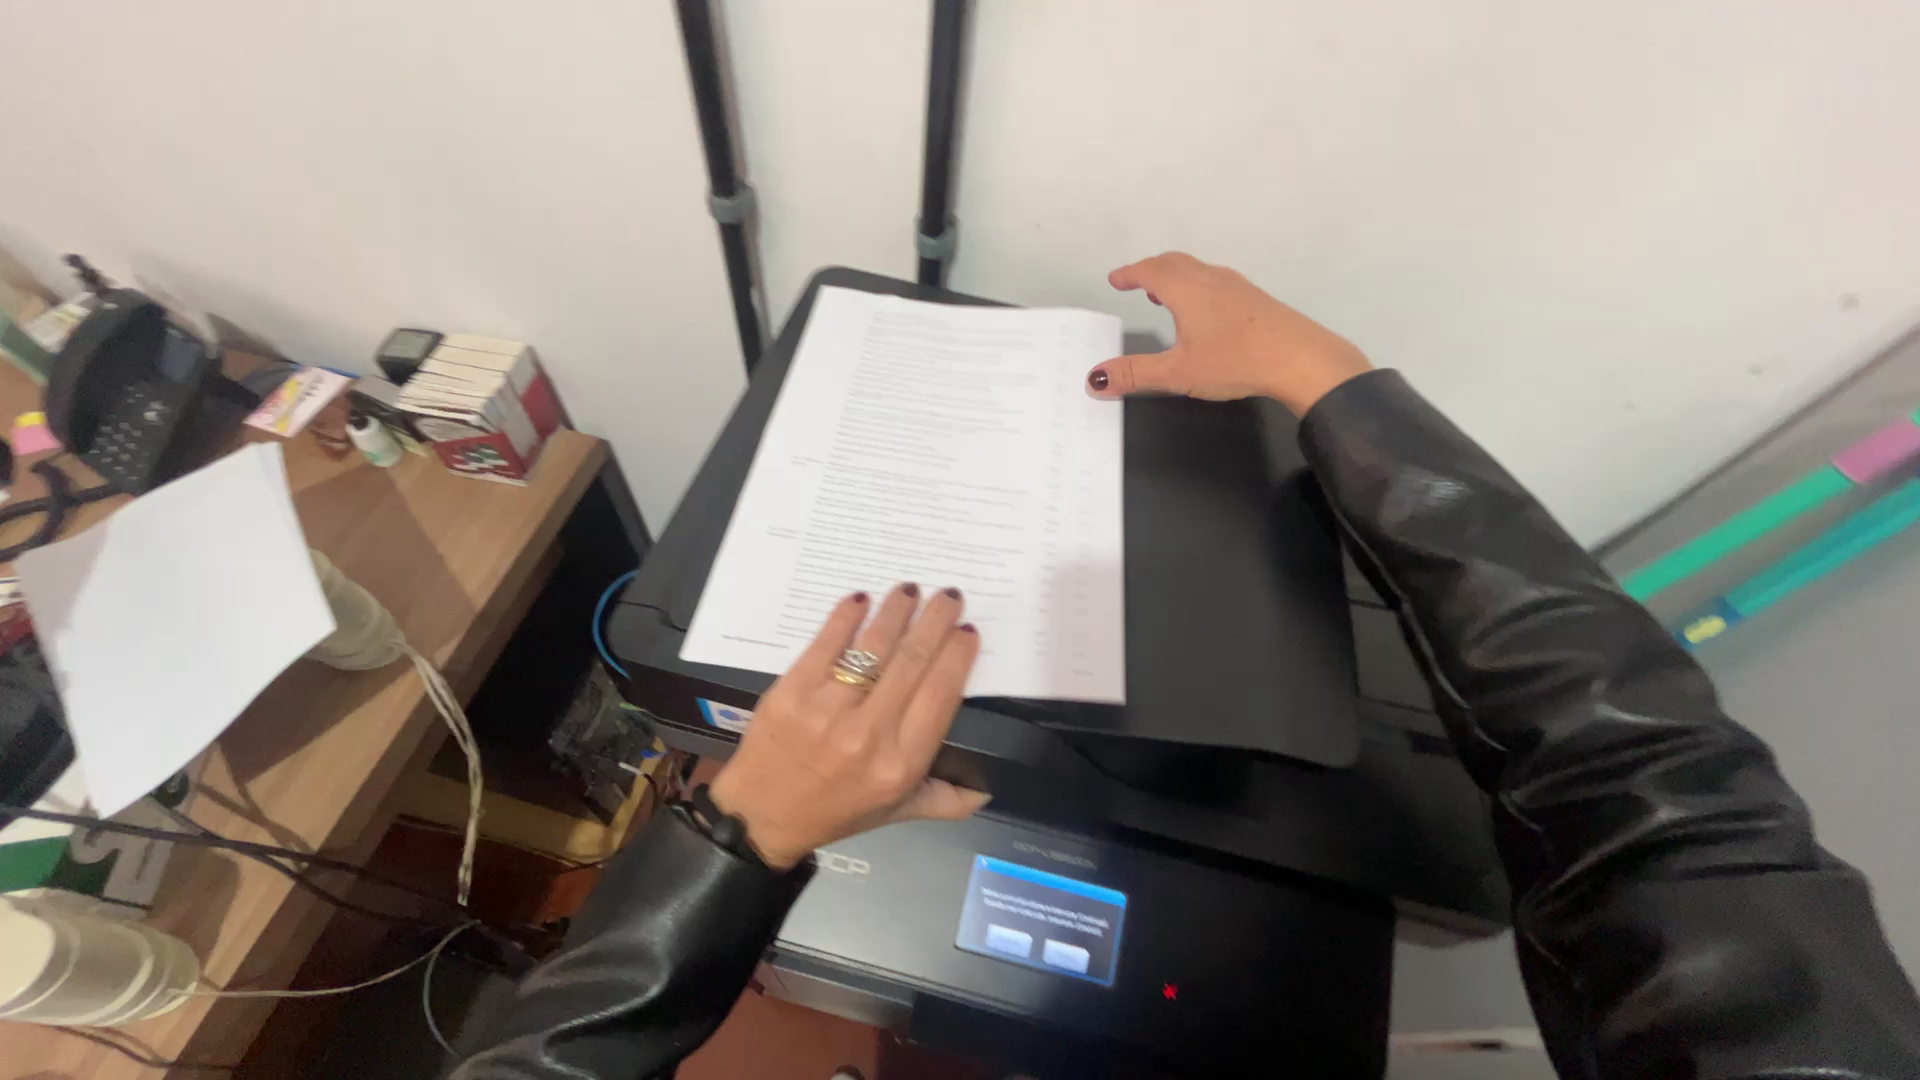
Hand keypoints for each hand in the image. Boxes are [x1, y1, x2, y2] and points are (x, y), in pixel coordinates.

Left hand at [708, 584, 989, 868]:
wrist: (761, 816)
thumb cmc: (836, 810)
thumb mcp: (898, 812)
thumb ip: (945, 798)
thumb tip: (986, 785)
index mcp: (901, 763)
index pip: (941, 693)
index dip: (957, 654)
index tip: (966, 630)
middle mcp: (869, 734)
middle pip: (913, 660)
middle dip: (935, 620)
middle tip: (949, 595)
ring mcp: (827, 710)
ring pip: (874, 646)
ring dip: (896, 610)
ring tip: (909, 590)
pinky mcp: (792, 691)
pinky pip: (826, 643)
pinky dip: (846, 616)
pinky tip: (861, 599)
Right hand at [1085, 252, 1373, 415]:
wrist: (1300, 359)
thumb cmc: (1235, 362)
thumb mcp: (1177, 373)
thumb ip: (1135, 374)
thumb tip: (1094, 379)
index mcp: (1187, 291)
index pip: (1150, 272)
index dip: (1130, 274)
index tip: (1115, 279)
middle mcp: (1211, 280)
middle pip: (1174, 263)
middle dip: (1150, 269)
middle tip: (1135, 280)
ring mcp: (1236, 287)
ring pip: (1197, 270)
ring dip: (1174, 276)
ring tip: (1163, 293)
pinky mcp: (1254, 299)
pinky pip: (1215, 281)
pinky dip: (1196, 285)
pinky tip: (1202, 310)